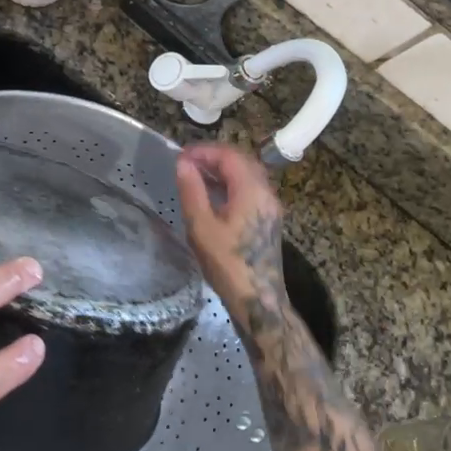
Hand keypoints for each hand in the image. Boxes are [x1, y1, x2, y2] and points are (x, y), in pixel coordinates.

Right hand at [175, 143, 285, 307]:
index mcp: (252, 191)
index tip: (180, 157)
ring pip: (247, 174)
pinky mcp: (268, 219)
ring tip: (195, 175)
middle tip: (187, 163)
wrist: (257, 299)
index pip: (229, 156)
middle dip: (213, 156)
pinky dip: (230, 182)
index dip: (204, 151)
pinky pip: (249, 188)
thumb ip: (192, 191)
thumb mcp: (201, 226)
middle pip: (242, 161)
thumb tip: (183, 164)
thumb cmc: (227, 263)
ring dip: (222, 169)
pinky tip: (212, 193)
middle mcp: (266, 193)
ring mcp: (269, 207)